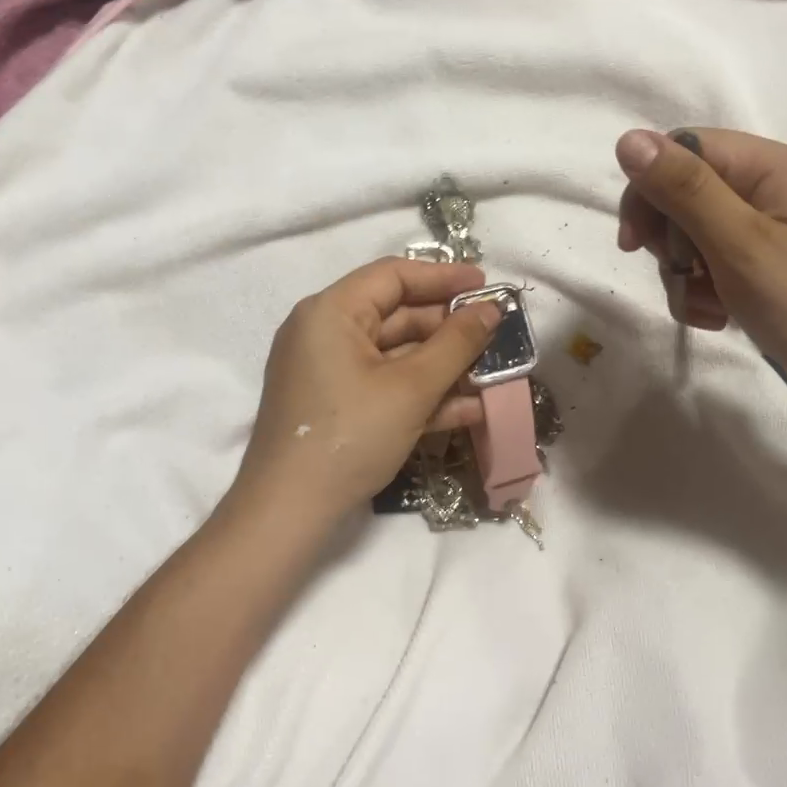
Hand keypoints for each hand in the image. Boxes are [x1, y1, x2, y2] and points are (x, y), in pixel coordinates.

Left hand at [233, 258, 501, 521]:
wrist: (290, 510)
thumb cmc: (350, 435)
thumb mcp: (411, 388)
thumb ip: (457, 344)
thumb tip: (491, 309)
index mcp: (331, 312)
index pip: (392, 276)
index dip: (443, 277)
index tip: (487, 287)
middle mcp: (325, 333)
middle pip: (397, 316)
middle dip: (449, 330)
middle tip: (497, 337)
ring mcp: (328, 373)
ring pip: (395, 356)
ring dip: (443, 366)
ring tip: (493, 375)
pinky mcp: (335, 407)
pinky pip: (384, 386)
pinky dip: (421, 394)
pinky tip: (468, 409)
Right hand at [614, 127, 786, 410]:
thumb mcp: (739, 243)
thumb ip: (684, 190)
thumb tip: (627, 140)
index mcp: (768, 166)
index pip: (682, 150)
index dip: (649, 190)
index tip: (634, 243)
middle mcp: (765, 188)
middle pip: (680, 194)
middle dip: (668, 241)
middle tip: (680, 276)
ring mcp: (762, 229)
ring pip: (687, 237)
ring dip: (684, 276)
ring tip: (710, 306)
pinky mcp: (758, 266)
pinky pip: (706, 267)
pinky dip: (702, 294)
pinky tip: (719, 317)